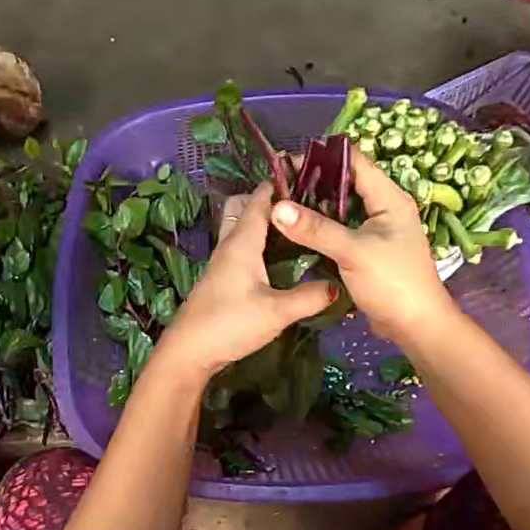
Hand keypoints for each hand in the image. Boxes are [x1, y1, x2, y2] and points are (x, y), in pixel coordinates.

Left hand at [151, 187, 337, 379]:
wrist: (190, 352)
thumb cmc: (230, 324)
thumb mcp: (276, 312)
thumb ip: (309, 297)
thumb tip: (339, 285)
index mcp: (243, 242)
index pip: (261, 199)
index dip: (283, 183)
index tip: (312, 177)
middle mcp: (231, 245)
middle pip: (248, 207)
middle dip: (274, 199)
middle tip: (307, 205)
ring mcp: (225, 262)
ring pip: (246, 228)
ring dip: (269, 222)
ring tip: (301, 228)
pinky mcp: (225, 278)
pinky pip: (246, 247)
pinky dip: (264, 242)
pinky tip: (283, 258)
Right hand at [268, 142, 457, 345]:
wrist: (416, 326)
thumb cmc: (393, 283)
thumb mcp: (353, 252)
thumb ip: (316, 229)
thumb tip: (276, 207)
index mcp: (389, 198)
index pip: (354, 161)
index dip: (321, 157)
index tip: (286, 163)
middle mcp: (384, 209)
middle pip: (345, 184)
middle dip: (313, 183)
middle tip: (277, 186)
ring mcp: (376, 231)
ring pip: (341, 209)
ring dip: (315, 207)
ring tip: (280, 204)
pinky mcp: (368, 252)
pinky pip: (341, 231)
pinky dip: (321, 229)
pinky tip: (296, 231)